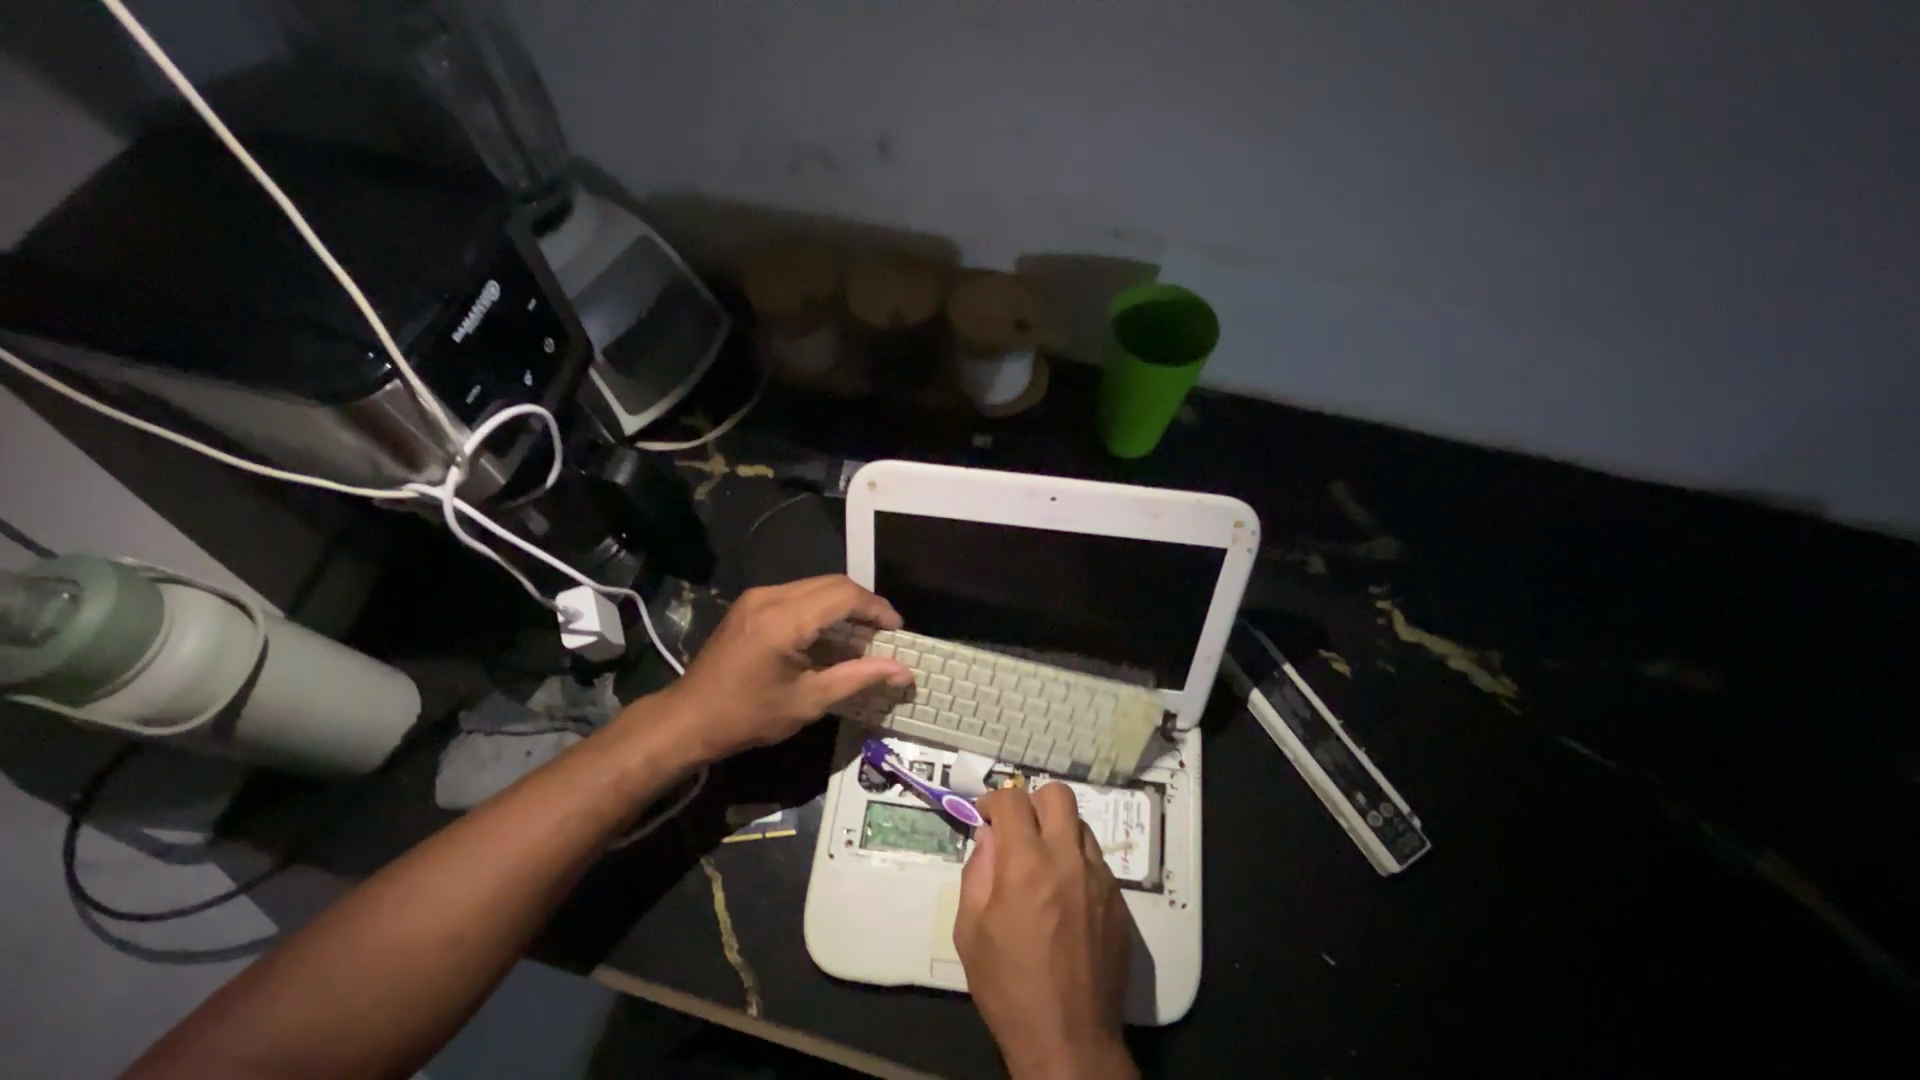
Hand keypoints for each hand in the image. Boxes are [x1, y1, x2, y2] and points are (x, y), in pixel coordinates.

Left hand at [646, 575, 910, 764]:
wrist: (690, 719)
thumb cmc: (749, 716)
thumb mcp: (809, 701)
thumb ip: (858, 678)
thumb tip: (904, 671)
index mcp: (784, 620)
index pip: (844, 596)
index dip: (877, 609)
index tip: (897, 631)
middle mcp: (770, 597)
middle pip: (832, 583)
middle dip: (864, 604)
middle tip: (885, 633)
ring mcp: (757, 597)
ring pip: (816, 585)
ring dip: (844, 604)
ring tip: (863, 634)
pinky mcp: (751, 603)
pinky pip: (798, 593)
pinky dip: (822, 607)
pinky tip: (831, 633)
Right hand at [955, 784, 1137, 1079]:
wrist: (1069, 1037)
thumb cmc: (1008, 986)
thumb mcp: (970, 930)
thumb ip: (978, 872)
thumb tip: (989, 838)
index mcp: (1026, 863)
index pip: (1013, 799)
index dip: (993, 800)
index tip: (985, 815)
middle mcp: (1068, 859)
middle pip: (1058, 795)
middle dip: (1032, 803)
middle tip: (1017, 831)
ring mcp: (1100, 879)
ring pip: (1081, 826)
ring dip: (1057, 832)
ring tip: (1041, 865)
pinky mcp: (1119, 901)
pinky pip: (1097, 862)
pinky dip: (1076, 864)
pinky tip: (1064, 898)